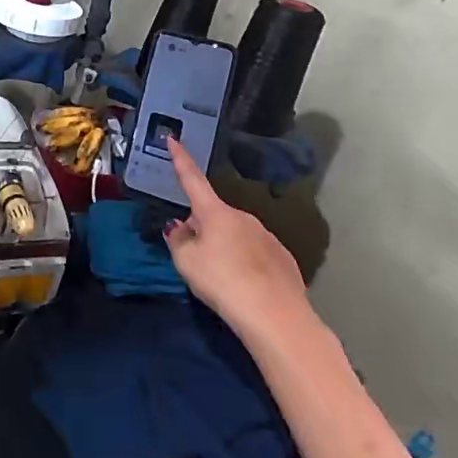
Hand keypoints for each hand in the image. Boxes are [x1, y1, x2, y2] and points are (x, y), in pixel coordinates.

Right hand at [163, 139, 309, 337]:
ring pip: (235, 234)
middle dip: (201, 227)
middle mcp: (243, 218)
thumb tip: (184, 228)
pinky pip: (255, 252)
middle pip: (213, 215)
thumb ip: (179, 239)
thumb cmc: (223, 281)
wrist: (277, 318)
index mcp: (215, 212)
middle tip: (193, 254)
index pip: (193, 179)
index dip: (180, 160)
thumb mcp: (185, 260)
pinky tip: (244, 285)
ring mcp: (268, 238)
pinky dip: (244, 262)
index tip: (173, 139)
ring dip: (223, 246)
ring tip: (221, 276)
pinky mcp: (285, 260)